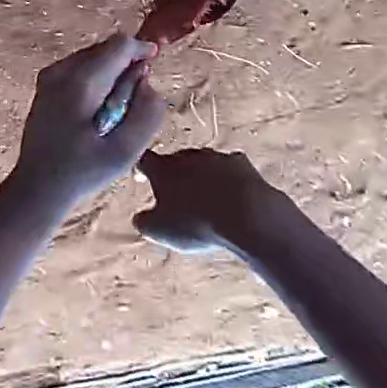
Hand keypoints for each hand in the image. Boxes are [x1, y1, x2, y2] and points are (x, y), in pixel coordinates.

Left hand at [7, 36, 165, 211]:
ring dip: (111, 71)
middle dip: (126, 64)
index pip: (118, 45)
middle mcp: (61, 70)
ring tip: (119, 106)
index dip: (141, 49)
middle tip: (137, 96)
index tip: (155, 60)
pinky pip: (79, 68)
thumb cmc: (81, 173)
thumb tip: (148, 82)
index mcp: (81, 82)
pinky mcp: (45, 85)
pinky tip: (100, 108)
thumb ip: (146, 114)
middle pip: (104, 49)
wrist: (36, 188)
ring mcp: (49, 76)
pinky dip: (96, 78)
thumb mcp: (125, 151)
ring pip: (91, 57)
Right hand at [134, 148, 289, 253]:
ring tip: (208, 204)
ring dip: (203, 178)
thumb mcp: (160, 231)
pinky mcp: (241, 163)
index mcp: (163, 169)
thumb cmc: (198, 223)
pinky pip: (230, 169)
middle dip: (176, 176)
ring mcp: (215, 157)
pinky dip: (229, 180)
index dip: (141, 168)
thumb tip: (139, 218)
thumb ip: (144, 222)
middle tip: (179, 200)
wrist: (248, 216)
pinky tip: (234, 197)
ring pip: (203, 164)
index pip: (145, 160)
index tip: (141, 175)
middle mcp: (186, 156)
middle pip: (176, 161)